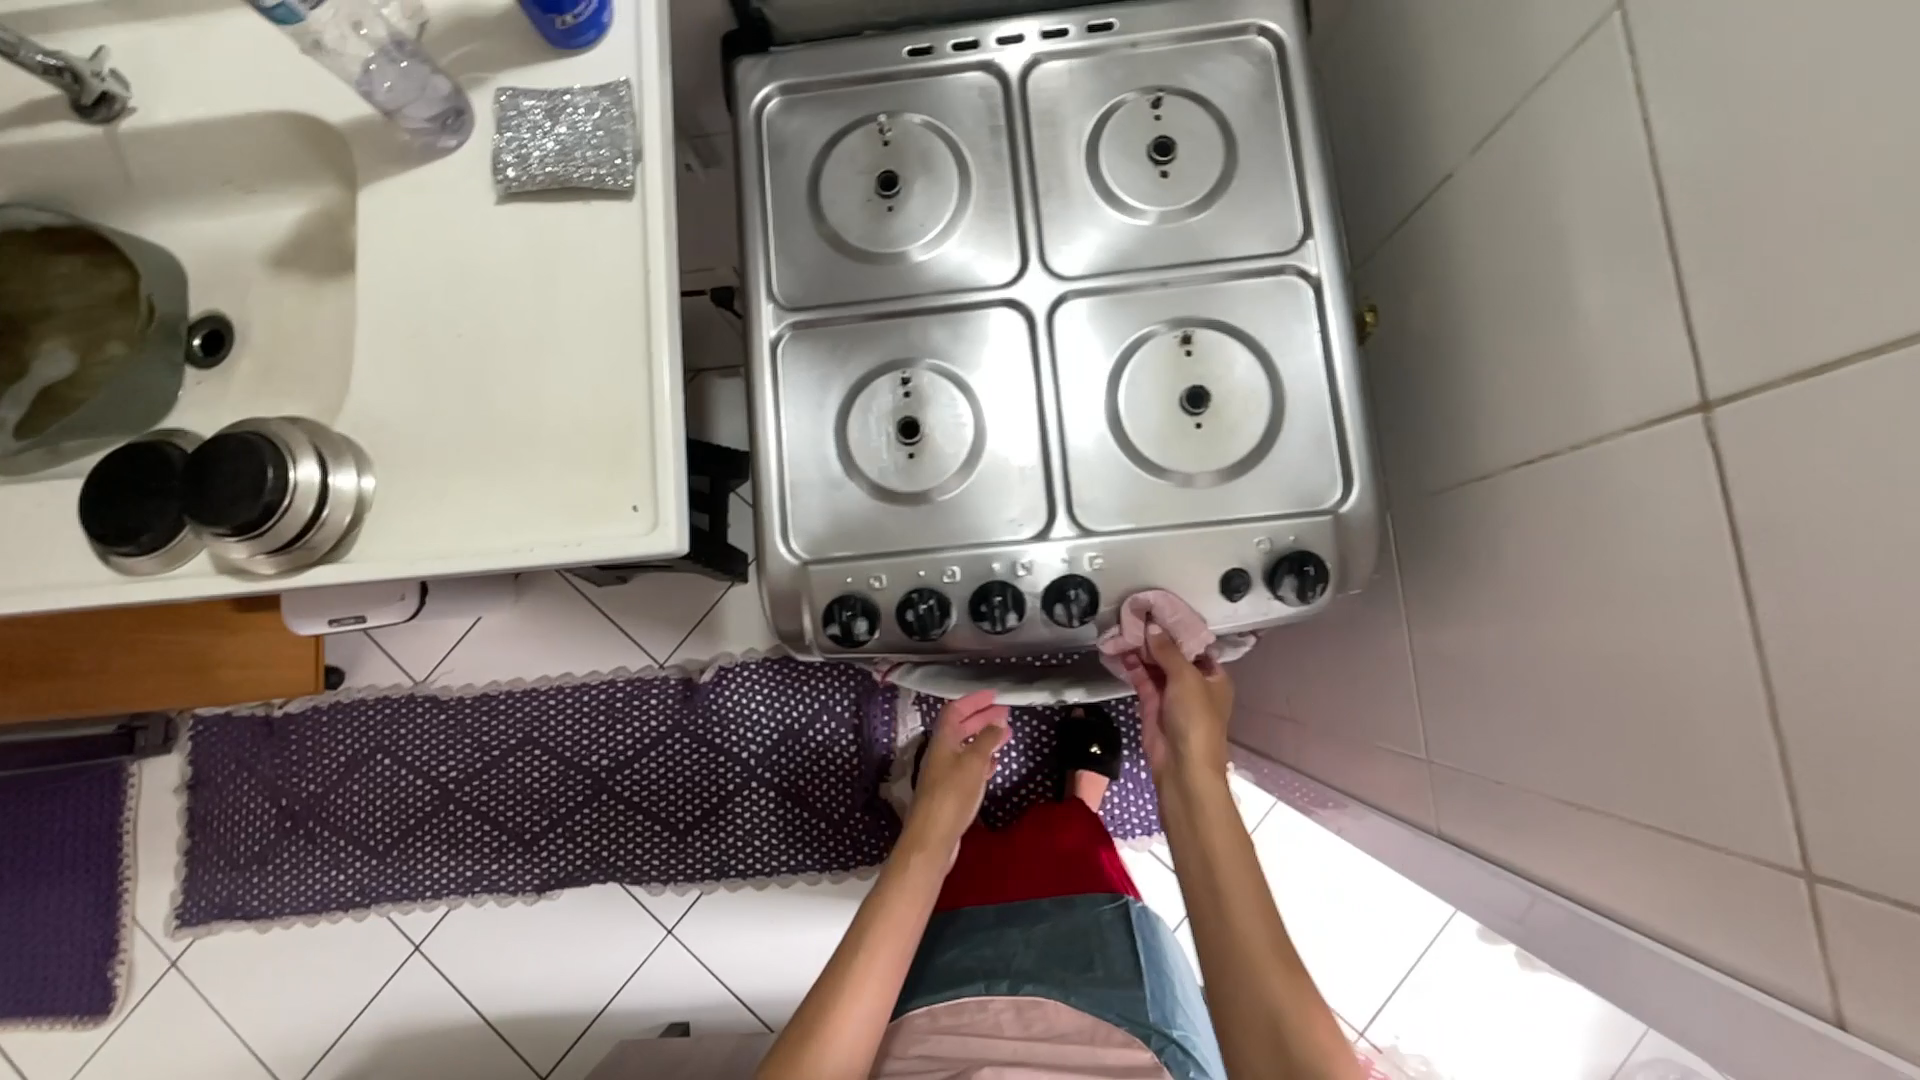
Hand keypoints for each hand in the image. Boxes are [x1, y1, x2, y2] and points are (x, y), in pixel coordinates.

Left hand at [903, 690, 1009, 859]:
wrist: (932, 837)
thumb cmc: (952, 794)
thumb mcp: (973, 762)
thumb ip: (987, 739)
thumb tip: (998, 721)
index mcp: (942, 740)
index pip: (955, 710)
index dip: (974, 700)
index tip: (994, 695)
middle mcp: (941, 752)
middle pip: (961, 727)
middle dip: (982, 718)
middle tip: (1005, 713)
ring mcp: (944, 772)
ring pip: (966, 747)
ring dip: (985, 739)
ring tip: (1006, 735)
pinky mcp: (950, 792)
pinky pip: (968, 767)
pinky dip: (982, 760)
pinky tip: (995, 764)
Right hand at [1118, 626, 1233, 782]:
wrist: (1182, 764)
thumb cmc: (1195, 718)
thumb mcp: (1186, 678)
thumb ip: (1168, 650)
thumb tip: (1152, 626)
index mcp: (1213, 677)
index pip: (1196, 647)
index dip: (1178, 631)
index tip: (1158, 611)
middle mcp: (1194, 684)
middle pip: (1173, 656)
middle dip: (1156, 640)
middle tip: (1136, 617)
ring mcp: (1172, 696)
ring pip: (1156, 667)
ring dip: (1142, 652)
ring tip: (1125, 631)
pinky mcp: (1153, 706)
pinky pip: (1143, 681)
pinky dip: (1133, 667)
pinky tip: (1122, 652)